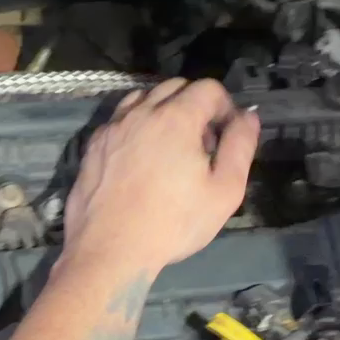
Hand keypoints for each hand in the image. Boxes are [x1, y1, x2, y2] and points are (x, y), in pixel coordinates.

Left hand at [60, 79, 259, 275]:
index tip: (226, 135)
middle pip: (174, 88)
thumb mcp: (224, 191)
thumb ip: (240, 147)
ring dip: (161, 112)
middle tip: (200, 144)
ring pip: (141, 100)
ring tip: (168, 147)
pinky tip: (138, 158)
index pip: (208, 89)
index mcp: (175, 118)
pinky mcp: (91, 148)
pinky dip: (134, 127)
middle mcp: (140, 113)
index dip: (225, 107)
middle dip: (194, 106)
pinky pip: (118, 122)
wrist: (109, 251)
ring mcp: (111, 129)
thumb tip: (248, 117)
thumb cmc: (172, 225)